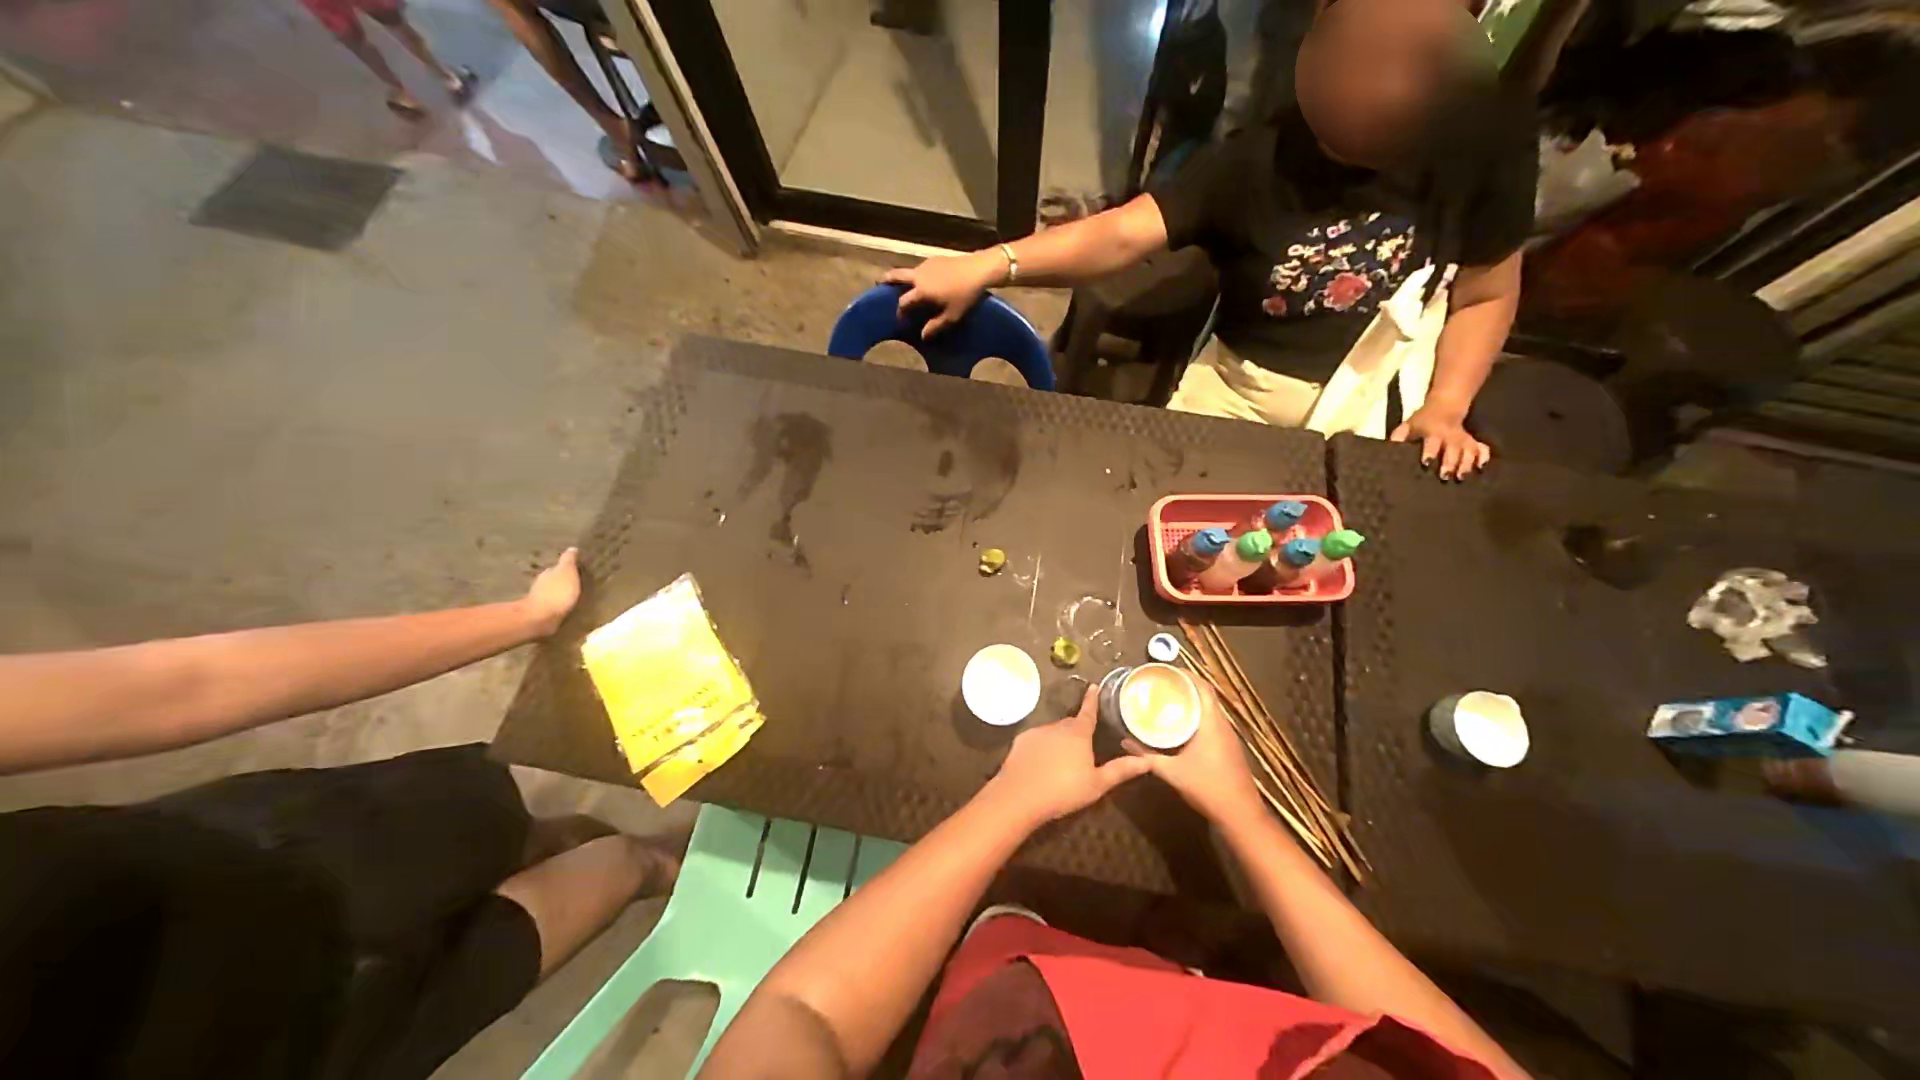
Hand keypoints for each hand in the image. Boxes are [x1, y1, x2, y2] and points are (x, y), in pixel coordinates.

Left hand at [524, 547, 580, 636]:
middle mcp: (542, 582)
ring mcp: (539, 597)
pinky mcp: (540, 611)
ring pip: (552, 591)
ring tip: (572, 596)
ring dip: (559, 592)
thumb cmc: (557, 593)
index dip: (568, 567)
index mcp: (550, 571)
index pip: (559, 566)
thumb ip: (569, 561)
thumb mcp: (567, 572)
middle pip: (554, 578)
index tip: (578, 569)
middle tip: (576, 582)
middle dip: (563, 580)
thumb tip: (572, 548)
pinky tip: (563, 607)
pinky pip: (551, 603)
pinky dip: (556, 603)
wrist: (540, 618)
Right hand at [880, 252, 1003, 336]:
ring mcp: (926, 265)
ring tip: (906, 287)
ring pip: (909, 272)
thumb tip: (923, 336)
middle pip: (896, 276)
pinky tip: (926, 282)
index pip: (902, 302)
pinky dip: (918, 276)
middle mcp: (918, 276)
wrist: (979, 270)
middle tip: (879, 284)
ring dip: (904, 278)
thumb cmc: (965, 295)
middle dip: (886, 280)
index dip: (900, 312)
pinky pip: (921, 269)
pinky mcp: (935, 259)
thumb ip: (935, 327)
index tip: (900, 319)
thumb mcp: (952, 316)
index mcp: (920, 291)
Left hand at [985, 685, 1151, 826]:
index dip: (1093, 700)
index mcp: (1079, 733)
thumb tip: (1147, 761)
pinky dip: (1041, 748)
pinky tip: (1041, 765)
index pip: (1089, 712)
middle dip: (1077, 731)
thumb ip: (1121, 770)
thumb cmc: (1064, 790)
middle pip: (1071, 725)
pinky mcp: (1021, 741)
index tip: (1094, 686)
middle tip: (1083, 746)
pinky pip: (1036, 741)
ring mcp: (1037, 732)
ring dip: (1059, 742)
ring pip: (1053, 733)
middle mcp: (1058, 726)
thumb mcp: (1097, 784)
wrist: (1020, 796)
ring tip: (1061, 764)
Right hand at [1126, 684, 1263, 827]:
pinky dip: (1196, 716)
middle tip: (1159, 684)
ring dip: (1191, 701)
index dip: (1185, 674)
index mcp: (1211, 722)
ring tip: (1166, 699)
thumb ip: (1146, 756)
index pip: (1202, 687)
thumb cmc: (1207, 788)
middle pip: (1205, 695)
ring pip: (1208, 709)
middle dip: (1184, 686)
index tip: (1165, 670)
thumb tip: (1124, 742)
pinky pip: (1211, 721)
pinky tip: (1180, 724)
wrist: (1241, 814)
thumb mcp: (1172, 772)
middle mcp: (1222, 724)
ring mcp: (1228, 736)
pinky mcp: (1229, 747)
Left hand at [1390, 404, 1490, 479]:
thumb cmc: (1422, 421)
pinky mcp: (1472, 440)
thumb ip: (1399, 436)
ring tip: (1461, 477)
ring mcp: (1464, 438)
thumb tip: (1389, 448)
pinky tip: (1481, 467)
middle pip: (1452, 450)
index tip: (1426, 462)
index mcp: (1433, 432)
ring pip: (1468, 451)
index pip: (1432, 443)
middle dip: (1450, 462)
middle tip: (1445, 476)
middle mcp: (1450, 436)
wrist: (1445, 407)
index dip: (1430, 452)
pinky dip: (1483, 457)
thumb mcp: (1408, 425)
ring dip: (1466, 464)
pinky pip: (1482, 448)